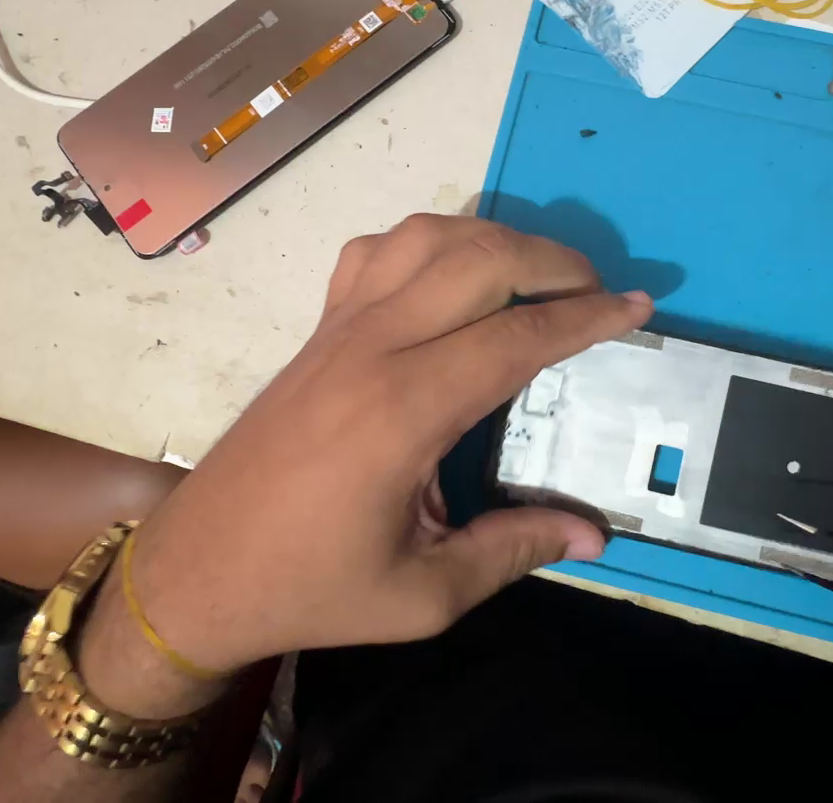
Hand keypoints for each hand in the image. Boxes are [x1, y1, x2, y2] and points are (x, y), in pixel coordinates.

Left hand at [89, 216, 651, 712]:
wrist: (196, 568)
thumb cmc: (309, 586)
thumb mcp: (422, 595)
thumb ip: (514, 551)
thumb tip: (594, 534)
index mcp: (404, 410)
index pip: (516, 338)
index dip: (586, 318)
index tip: (635, 307)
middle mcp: (373, 346)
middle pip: (480, 262)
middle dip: (554, 263)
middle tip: (596, 289)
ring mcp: (339, 325)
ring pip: (428, 237)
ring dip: (494, 240)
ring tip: (535, 272)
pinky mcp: (317, 324)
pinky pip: (378, 251)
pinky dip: (430, 242)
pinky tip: (451, 274)